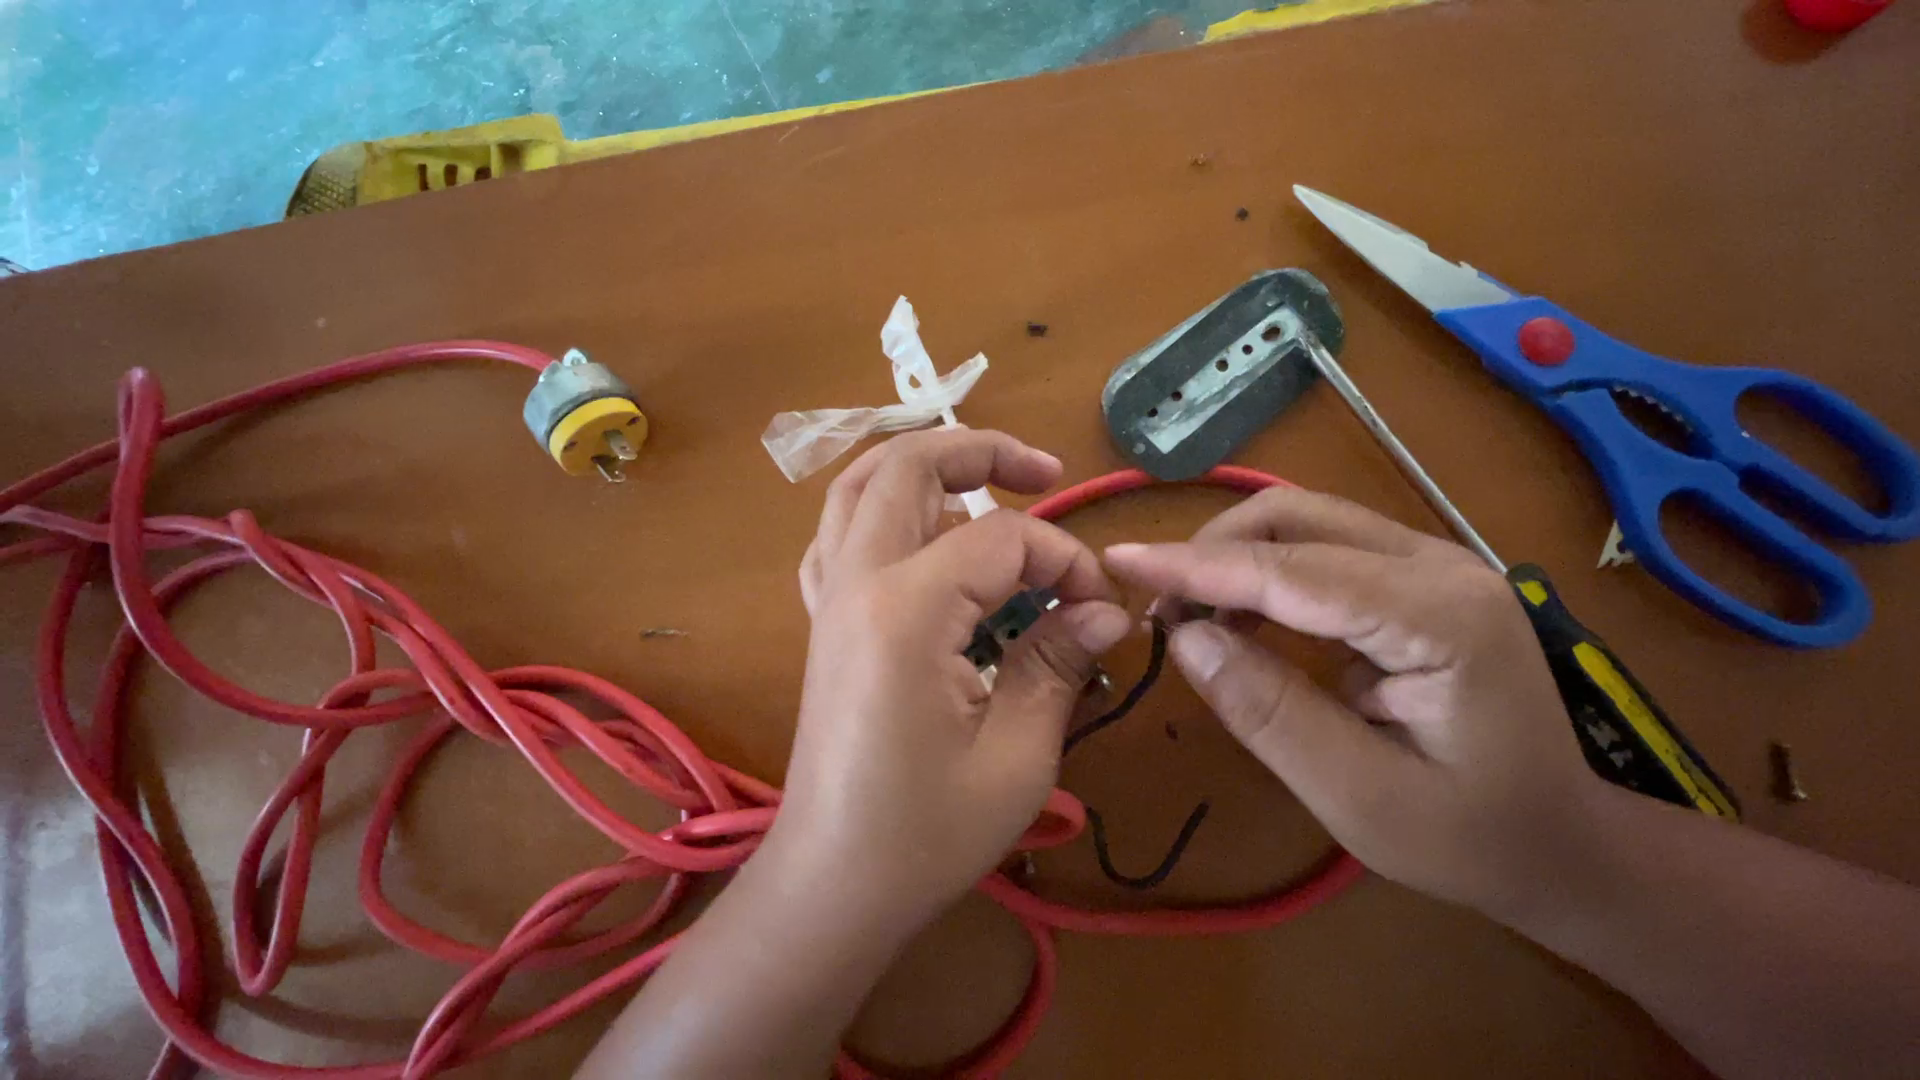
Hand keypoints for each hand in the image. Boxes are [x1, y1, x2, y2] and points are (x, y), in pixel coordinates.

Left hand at [769, 428, 1131, 929]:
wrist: (833, 882)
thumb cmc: (926, 833)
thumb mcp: (1017, 756)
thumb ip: (1058, 663)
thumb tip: (1105, 611)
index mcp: (905, 611)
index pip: (1001, 538)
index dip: (1064, 559)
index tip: (1100, 609)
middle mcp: (856, 582)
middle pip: (908, 466)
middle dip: (983, 451)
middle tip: (1046, 474)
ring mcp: (828, 597)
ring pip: (860, 485)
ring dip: (925, 470)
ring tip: (987, 492)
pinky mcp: (822, 620)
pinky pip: (841, 533)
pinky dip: (884, 512)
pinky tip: (926, 542)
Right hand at [1103, 488, 1605, 916]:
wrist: (1560, 841)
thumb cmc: (1468, 837)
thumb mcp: (1358, 797)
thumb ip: (1269, 713)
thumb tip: (1184, 637)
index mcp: (1442, 618)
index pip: (1292, 570)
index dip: (1197, 565)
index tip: (1119, 559)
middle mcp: (1441, 565)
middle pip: (1295, 518)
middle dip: (1212, 551)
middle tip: (1159, 612)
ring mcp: (1432, 563)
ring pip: (1302, 521)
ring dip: (1232, 556)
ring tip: (1188, 615)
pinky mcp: (1416, 576)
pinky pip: (1318, 546)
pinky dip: (1260, 570)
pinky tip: (1236, 614)